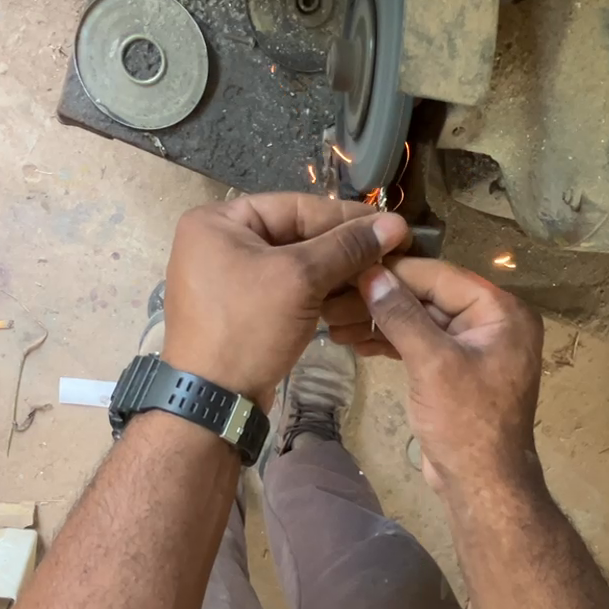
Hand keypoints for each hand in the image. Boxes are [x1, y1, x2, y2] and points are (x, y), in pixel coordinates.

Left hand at [160, 195, 408, 404]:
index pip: (295, 207)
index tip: (389, 225)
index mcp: (218, 221)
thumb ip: (346, 248)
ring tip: (378, 278)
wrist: (214, 402)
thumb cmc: (247, 329)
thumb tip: (394, 224)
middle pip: (295, 235)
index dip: (346, 217)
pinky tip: (352, 299)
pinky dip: (317, 294)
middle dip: (342, 248)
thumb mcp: (299, 280)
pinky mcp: (242, 310)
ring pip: (294, 266)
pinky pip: (286, 291)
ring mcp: (228, 279)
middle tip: (390, 253)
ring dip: (335, 273)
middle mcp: (219, 243)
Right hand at [354, 258, 545, 495]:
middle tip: (336, 296)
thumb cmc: (465, 421)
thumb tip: (370, 273)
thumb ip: (401, 314)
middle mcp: (492, 323)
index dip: (396, 271)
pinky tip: (357, 341)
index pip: (441, 276)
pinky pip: (422, 344)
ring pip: (421, 322)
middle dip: (383, 299)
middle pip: (430, 297)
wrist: (481, 484)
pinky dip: (392, 342)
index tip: (352, 265)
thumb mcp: (432, 362)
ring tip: (336, 322)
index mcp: (501, 312)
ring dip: (381, 322)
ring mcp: (473, 348)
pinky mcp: (456, 370)